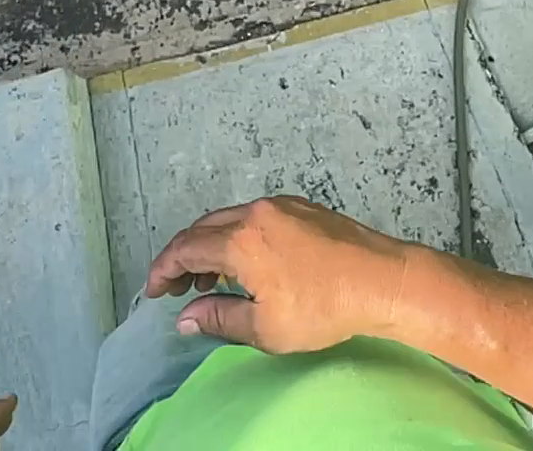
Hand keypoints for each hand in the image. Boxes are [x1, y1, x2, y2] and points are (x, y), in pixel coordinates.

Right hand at [143, 196, 414, 352]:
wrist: (377, 278)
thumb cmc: (322, 308)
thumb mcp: (265, 327)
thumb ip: (218, 318)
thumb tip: (185, 316)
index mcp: (240, 241)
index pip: (185, 247)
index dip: (163, 268)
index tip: (154, 290)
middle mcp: (255, 213)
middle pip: (203, 228)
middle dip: (183, 256)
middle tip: (176, 287)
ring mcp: (279, 205)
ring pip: (228, 219)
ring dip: (210, 245)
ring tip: (208, 279)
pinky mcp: (299, 205)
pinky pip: (254, 215)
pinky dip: (236, 235)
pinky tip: (245, 262)